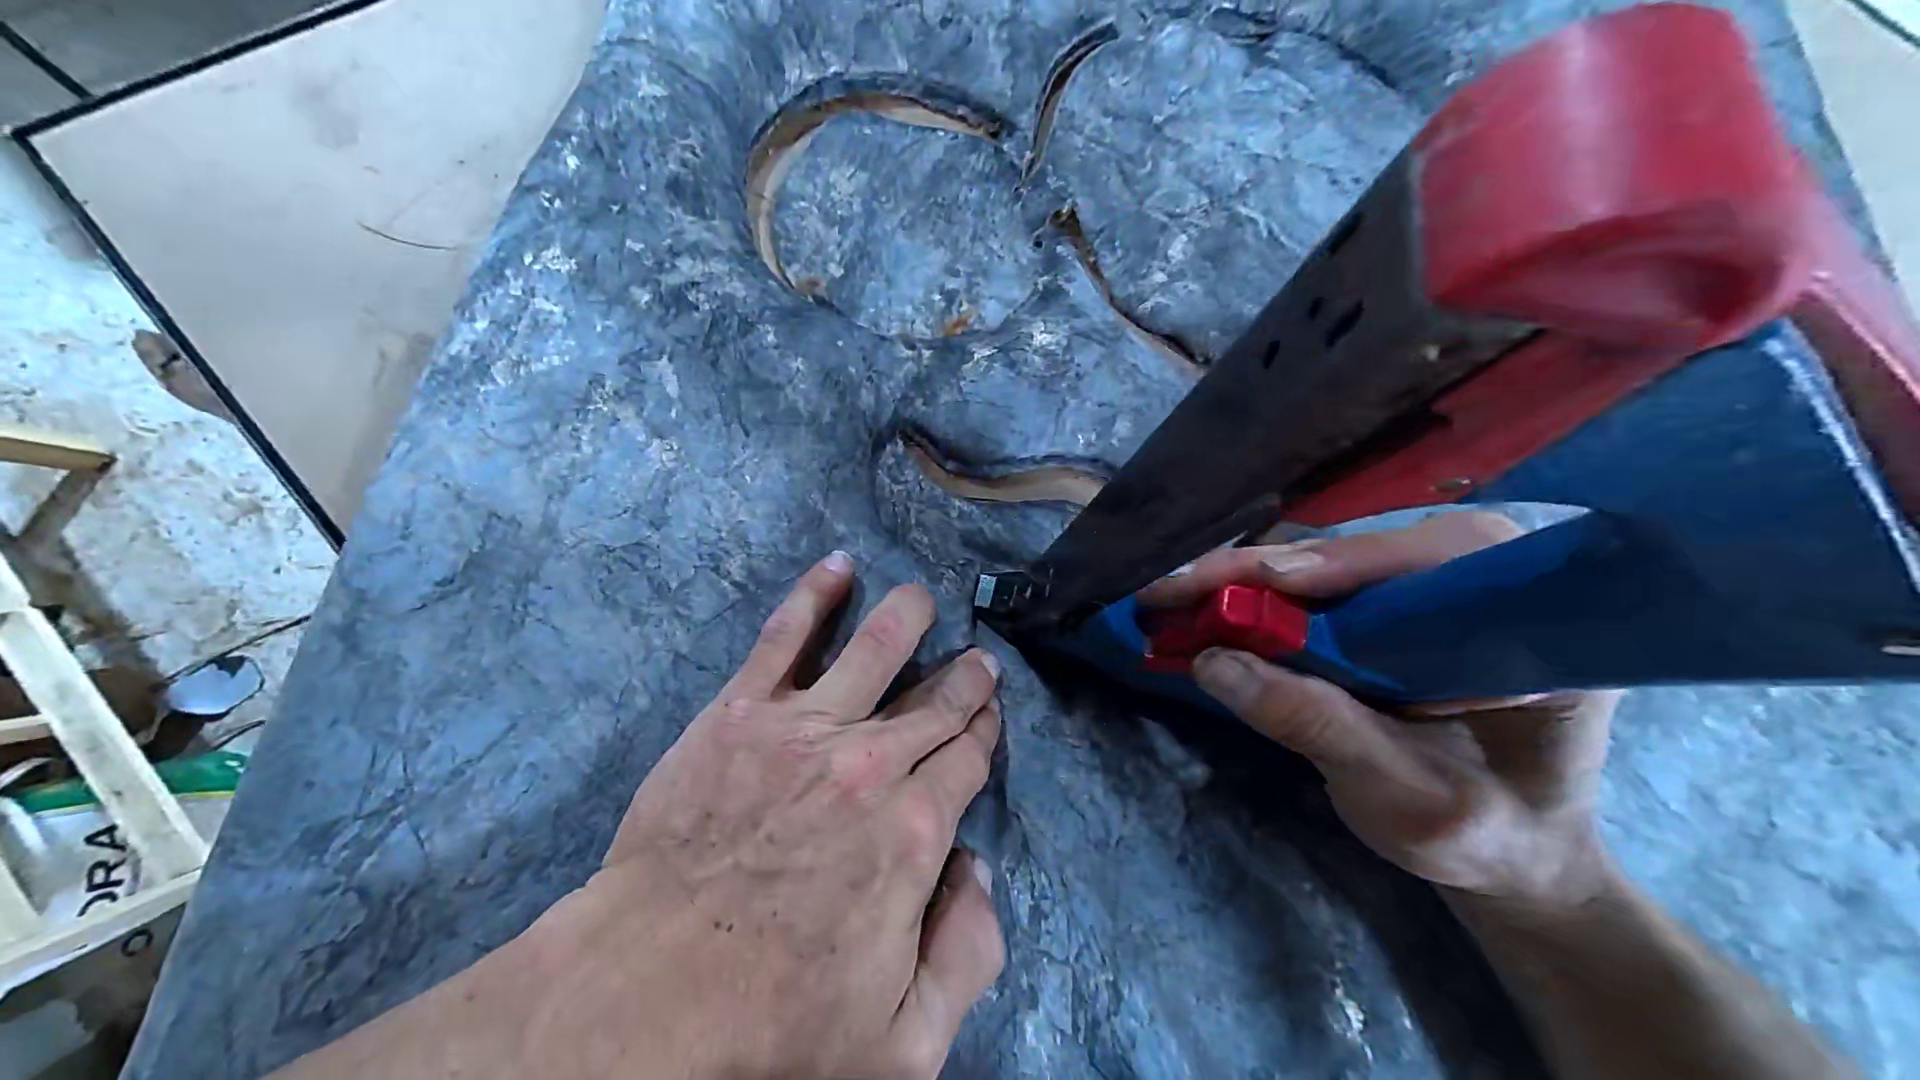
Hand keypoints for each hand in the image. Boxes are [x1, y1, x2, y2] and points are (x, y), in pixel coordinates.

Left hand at [485, 554, 1002, 1079]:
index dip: (984, 729)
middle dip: (964, 678)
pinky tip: (836, 567)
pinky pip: (785, 637)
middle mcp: (873, 763)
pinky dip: (814, 597)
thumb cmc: (776, 1023)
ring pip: (875, 649)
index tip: (990, 711)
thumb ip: (968, 954)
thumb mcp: (904, 1042)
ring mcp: (806, 727)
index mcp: (915, 831)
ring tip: (923, 596)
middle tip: (978, 659)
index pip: (968, 757)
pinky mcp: (742, 712)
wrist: (646, 994)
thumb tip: (979, 871)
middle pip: (935, 702)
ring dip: (907, 617)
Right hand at [1138, 513, 1620, 907]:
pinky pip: (1309, 586)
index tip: (1266, 582)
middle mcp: (1474, 583)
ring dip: (1245, 580)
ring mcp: (1423, 588)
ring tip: (1176, 596)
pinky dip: (1252, 598)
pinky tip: (1205, 606)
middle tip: (1176, 589)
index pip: (1426, 567)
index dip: (1341, 566)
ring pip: (1323, 562)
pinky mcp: (1382, 604)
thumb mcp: (1410, 799)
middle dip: (1262, 571)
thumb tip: (1212, 664)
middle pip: (1355, 552)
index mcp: (1525, 624)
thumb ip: (1320, 728)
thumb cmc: (1487, 832)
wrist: (1510, 848)